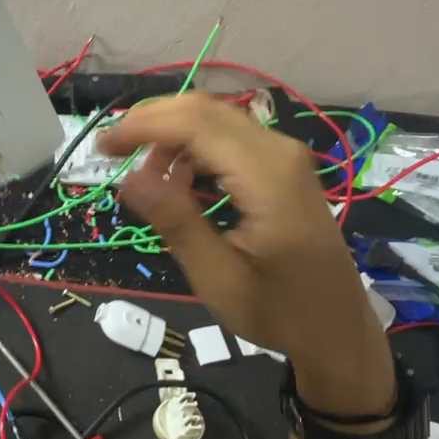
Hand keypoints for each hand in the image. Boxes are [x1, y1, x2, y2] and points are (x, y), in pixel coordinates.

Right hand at [98, 93, 395, 414]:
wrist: (336, 328)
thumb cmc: (278, 311)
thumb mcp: (218, 277)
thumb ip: (176, 223)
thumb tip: (129, 179)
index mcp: (265, 176)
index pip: (194, 123)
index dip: (142, 126)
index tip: (102, 149)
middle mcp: (278, 152)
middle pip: (204, 110)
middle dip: (151, 122)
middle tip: (111, 153)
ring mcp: (284, 157)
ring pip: (216, 119)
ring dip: (171, 136)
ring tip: (141, 176)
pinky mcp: (282, 168)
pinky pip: (230, 139)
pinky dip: (193, 148)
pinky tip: (176, 180)